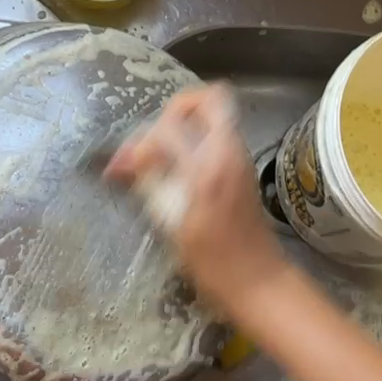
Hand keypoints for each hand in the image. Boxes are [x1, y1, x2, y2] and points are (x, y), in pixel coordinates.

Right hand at [104, 84, 288, 312]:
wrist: (258, 282)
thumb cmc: (213, 262)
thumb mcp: (172, 224)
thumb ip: (149, 184)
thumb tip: (122, 163)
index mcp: (210, 165)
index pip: (169, 127)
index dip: (142, 143)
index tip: (130, 168)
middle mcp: (229, 151)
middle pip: (207, 98)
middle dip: (173, 112)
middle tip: (153, 143)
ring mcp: (240, 157)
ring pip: (212, 116)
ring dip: (182, 127)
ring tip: (158, 159)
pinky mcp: (241, 169)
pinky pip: (216, 136)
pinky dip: (192, 142)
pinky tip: (172, 173)